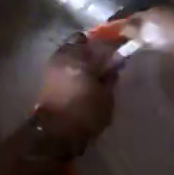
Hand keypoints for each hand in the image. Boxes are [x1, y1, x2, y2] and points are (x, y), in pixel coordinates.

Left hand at [32, 31, 124, 146]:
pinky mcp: (47, 76)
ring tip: (95, 66)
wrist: (54, 134)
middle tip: (107, 55)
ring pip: (71, 49)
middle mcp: (65, 55)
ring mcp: (53, 64)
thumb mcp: (106, 98)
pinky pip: (64, 61)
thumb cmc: (84, 115)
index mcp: (81, 57)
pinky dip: (74, 64)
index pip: (103, 42)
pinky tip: (84, 74)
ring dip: (82, 54)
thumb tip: (114, 65)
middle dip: (94, 45)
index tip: (126, 45)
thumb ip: (110, 77)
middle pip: (82, 40)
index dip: (116, 44)